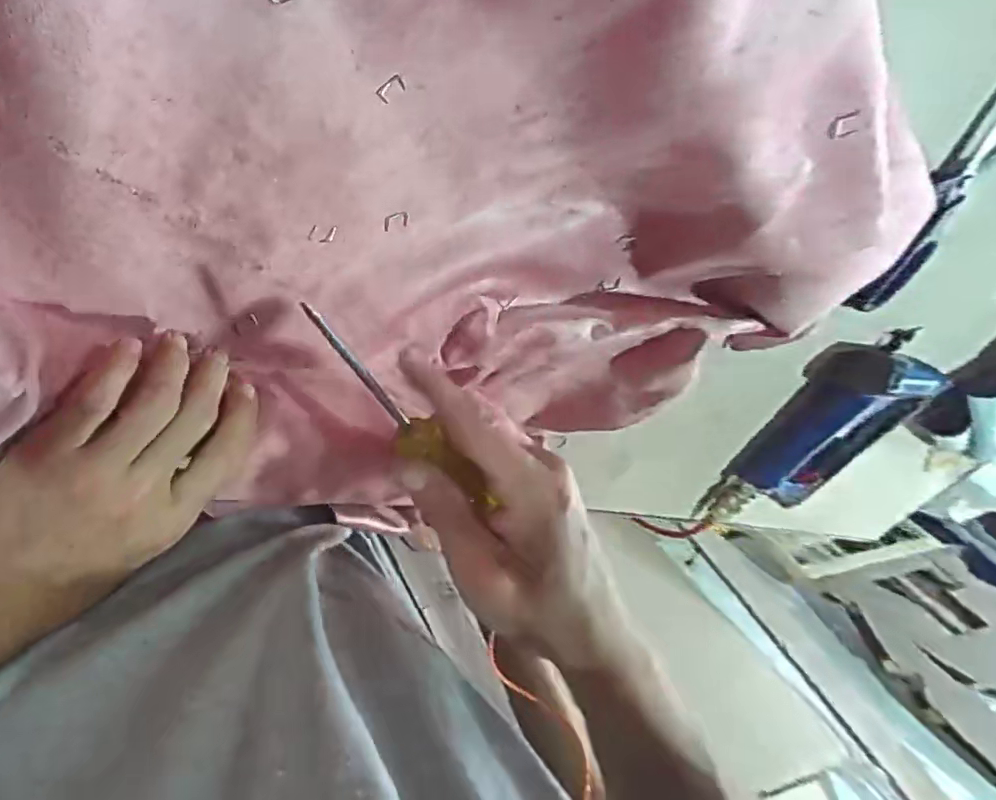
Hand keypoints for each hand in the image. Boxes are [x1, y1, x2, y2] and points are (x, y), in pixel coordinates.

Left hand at [0, 334, 259, 604]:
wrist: (11, 578)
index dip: (240, 414)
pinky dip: (118, 366)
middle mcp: (142, 492)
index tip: (244, 386)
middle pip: (191, 417)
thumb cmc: (88, 557)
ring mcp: (97, 469)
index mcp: (172, 518)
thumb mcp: (150, 537)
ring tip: (176, 342)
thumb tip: (210, 429)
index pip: (223, 454)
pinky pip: (97, 398)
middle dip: (210, 379)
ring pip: (151, 401)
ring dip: (170, 364)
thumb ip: (181, 489)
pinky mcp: (55, 449)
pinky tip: (130, 346)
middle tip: (215, 355)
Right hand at [398, 356, 631, 667]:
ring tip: (420, 450)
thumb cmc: (535, 612)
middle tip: (400, 425)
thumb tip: (408, 464)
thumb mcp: (480, 574)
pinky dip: (467, 444)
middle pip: (482, 418)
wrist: (595, 636)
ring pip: (490, 428)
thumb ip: (445, 513)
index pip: (475, 422)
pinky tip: (452, 468)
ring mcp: (551, 467)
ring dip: (451, 429)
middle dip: (438, 407)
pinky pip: (499, 443)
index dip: (437, 388)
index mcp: (531, 486)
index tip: (405, 358)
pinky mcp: (548, 475)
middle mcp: (546, 463)